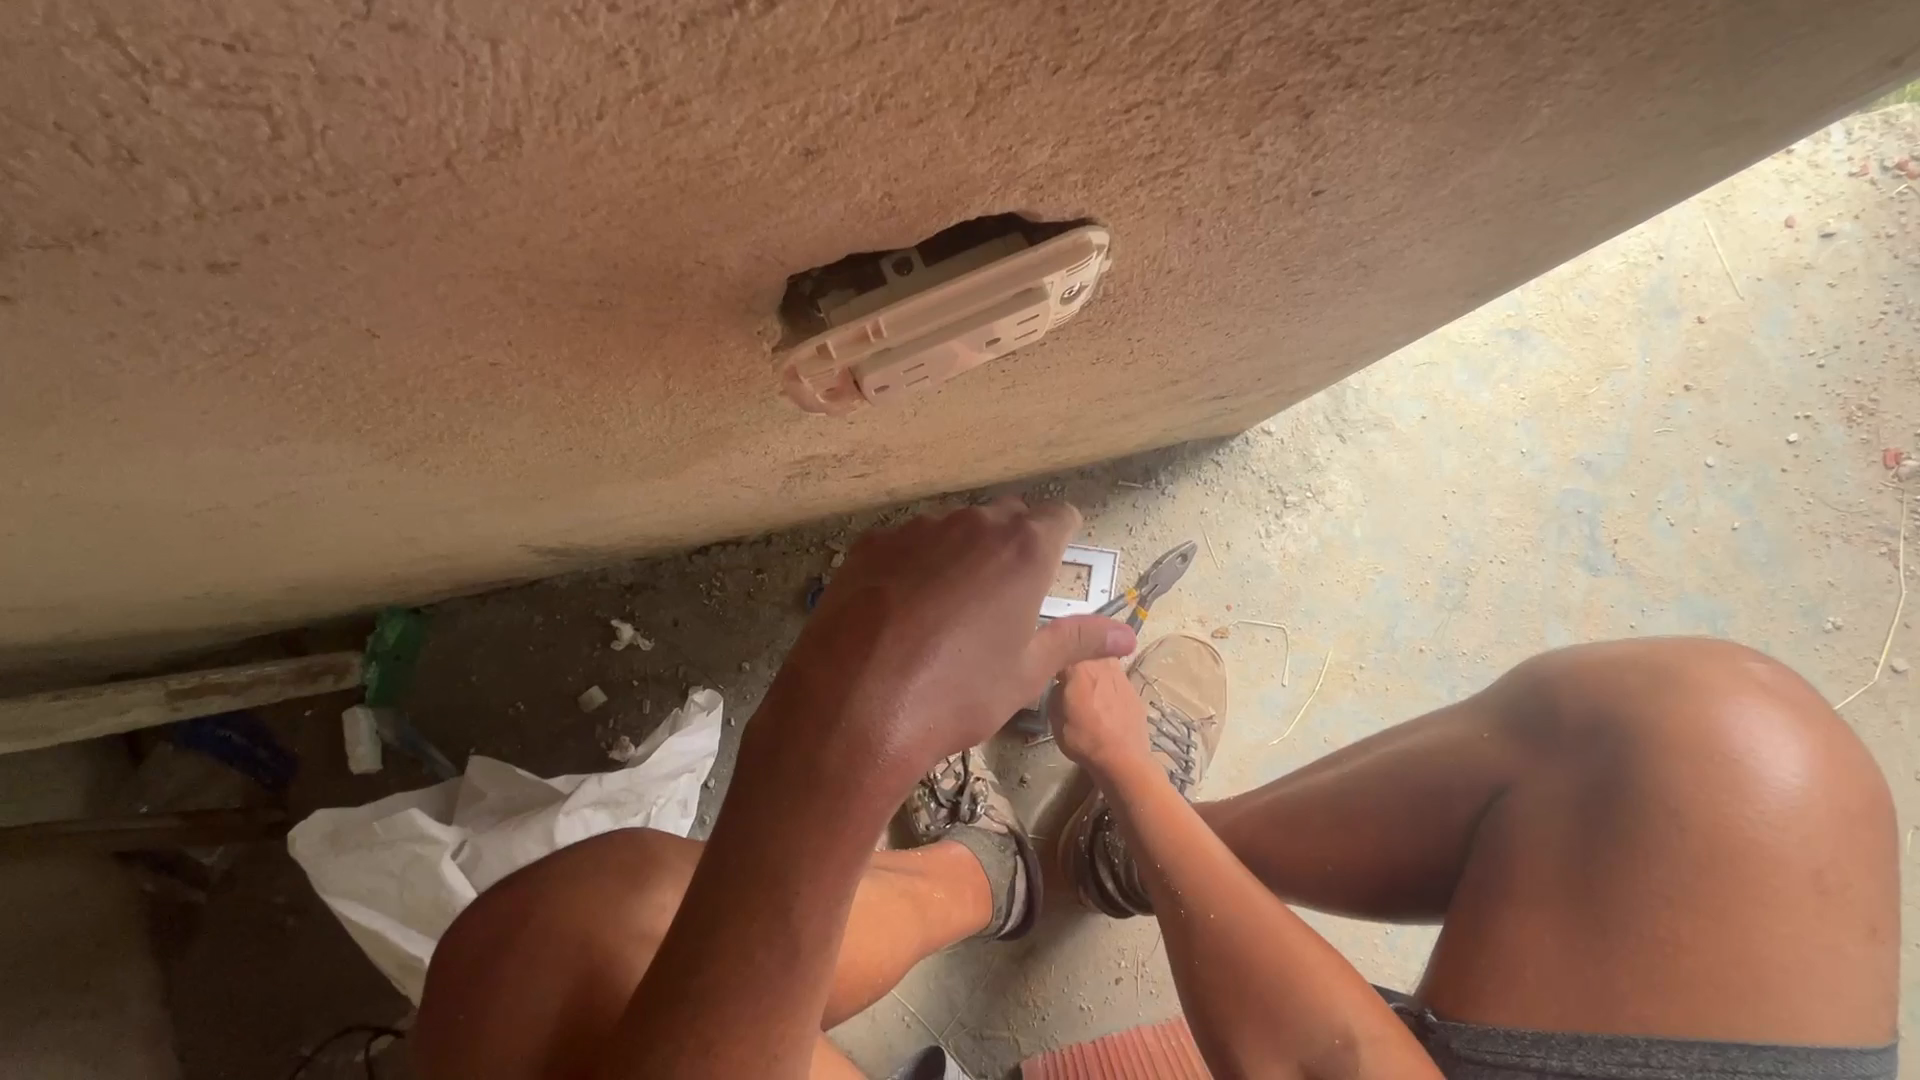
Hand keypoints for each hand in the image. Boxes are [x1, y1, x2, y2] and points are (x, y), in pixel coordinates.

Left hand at [749, 498, 1136, 797]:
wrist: (855, 703)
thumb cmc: (958, 693)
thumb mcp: (1026, 673)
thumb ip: (1078, 641)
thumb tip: (1128, 636)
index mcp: (1024, 550)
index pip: (1060, 517)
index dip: (1063, 538)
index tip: (1055, 566)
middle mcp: (973, 525)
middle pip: (1007, 516)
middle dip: (1014, 543)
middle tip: (1006, 595)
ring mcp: (917, 529)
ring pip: (954, 527)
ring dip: (963, 552)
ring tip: (949, 607)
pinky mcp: (871, 544)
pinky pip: (908, 542)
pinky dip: (917, 562)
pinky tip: (902, 608)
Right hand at [1049, 658, 1153, 776]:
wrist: (1123, 758)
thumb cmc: (1082, 738)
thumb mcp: (1053, 716)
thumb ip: (1055, 691)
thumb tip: (1061, 684)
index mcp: (1078, 665)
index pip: (1061, 648)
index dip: (1054, 658)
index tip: (1050, 670)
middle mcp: (1100, 662)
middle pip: (1084, 652)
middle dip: (1076, 661)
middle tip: (1069, 680)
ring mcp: (1121, 674)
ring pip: (1101, 664)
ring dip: (1094, 672)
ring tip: (1089, 693)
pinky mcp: (1134, 688)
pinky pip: (1115, 680)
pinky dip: (1108, 687)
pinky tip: (1105, 704)